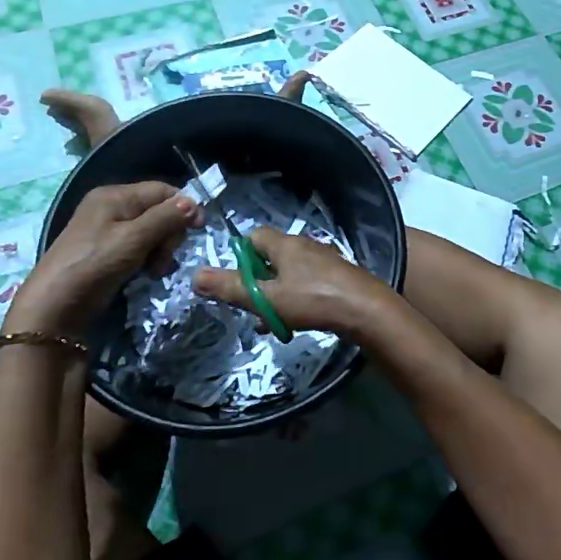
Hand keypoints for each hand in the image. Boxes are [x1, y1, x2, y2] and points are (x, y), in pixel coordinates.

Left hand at [9, 182, 203, 332]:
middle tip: (165, 257)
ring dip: (161, 250)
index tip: (198, 230)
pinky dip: (149, 258)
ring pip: (153, 231)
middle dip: (170, 233)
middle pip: (160, 210)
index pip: (163, 190)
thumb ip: (166, 218)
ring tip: (154, 269)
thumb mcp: (134, 238)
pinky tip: (146, 272)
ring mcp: (109, 230)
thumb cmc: (94, 265)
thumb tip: (194, 202)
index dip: (183, 207)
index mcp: (114, 195)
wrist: (55, 307)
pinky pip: (141, 246)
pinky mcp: (109, 251)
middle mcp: (112, 207)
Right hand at [193, 227, 395, 335]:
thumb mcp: (265, 298)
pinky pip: (307, 285)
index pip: (254, 236)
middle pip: (271, 256)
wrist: (366, 310)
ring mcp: (325, 261)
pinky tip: (293, 323)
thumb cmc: (312, 300)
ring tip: (267, 321)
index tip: (233, 280)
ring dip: (275, 295)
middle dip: (257, 280)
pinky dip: (296, 300)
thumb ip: (231, 288)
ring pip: (289, 274)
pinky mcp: (338, 278)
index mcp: (286, 244)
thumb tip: (195, 275)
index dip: (239, 255)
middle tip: (248, 305)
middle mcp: (306, 246)